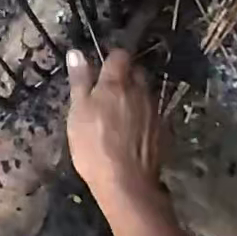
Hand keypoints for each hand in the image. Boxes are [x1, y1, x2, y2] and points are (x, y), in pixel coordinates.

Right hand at [67, 48, 165, 207]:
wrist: (127, 183)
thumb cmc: (94, 146)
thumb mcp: (78, 112)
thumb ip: (79, 80)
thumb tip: (76, 52)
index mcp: (116, 83)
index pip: (119, 55)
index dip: (111, 58)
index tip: (101, 68)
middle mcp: (139, 90)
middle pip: (136, 71)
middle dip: (125, 74)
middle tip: (108, 90)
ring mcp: (152, 109)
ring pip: (144, 91)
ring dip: (134, 94)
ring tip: (119, 111)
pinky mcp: (161, 128)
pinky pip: (151, 111)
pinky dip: (142, 113)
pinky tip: (132, 129)